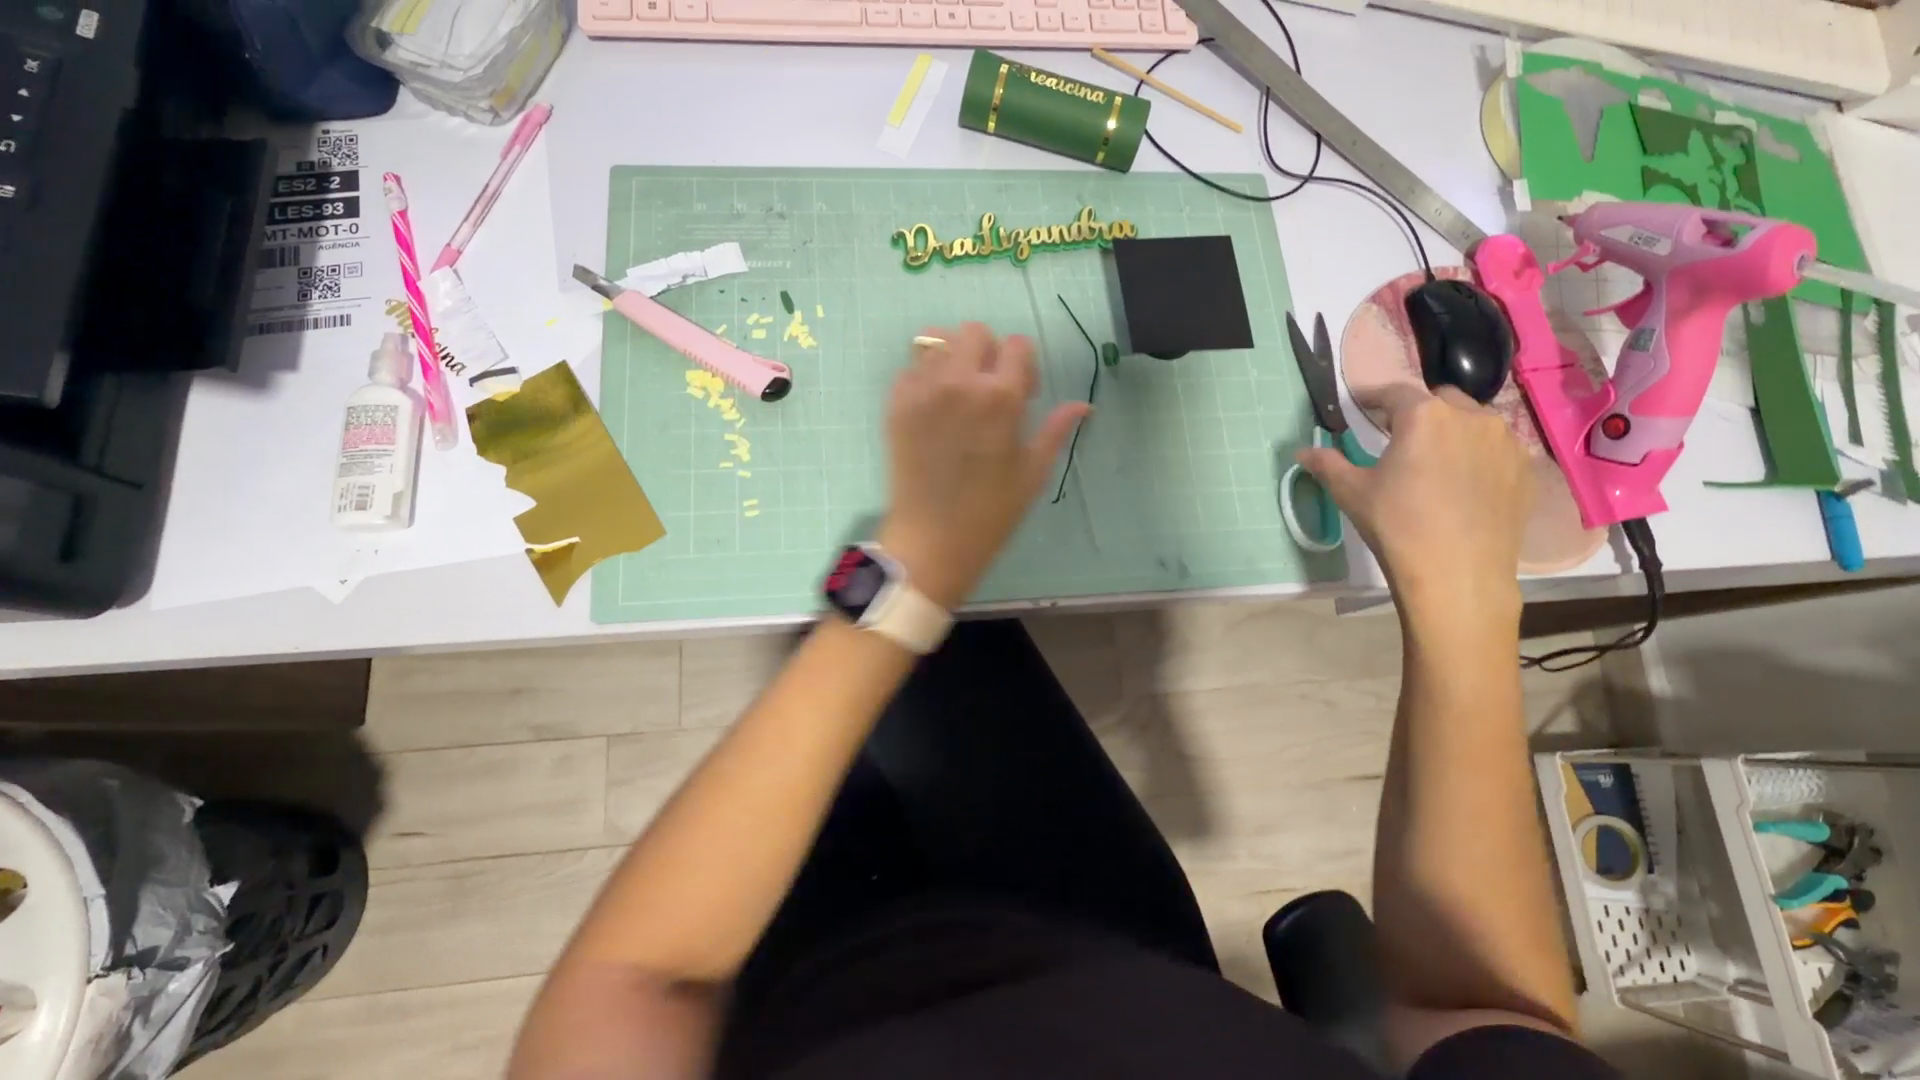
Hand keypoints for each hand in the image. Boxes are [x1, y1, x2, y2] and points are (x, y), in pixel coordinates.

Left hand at [877, 324, 1091, 608]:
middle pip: (973, 332)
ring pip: (936, 341)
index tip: (1023, 394)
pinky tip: (932, 409)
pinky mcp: (896, 404)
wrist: (931, 541)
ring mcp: (923, 390)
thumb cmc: (991, 513)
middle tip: (989, 389)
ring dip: (952, 358)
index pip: (1018, 345)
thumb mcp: (1032, 472)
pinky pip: (910, 368)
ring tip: (958, 392)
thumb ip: (1055, 430)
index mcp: (1001, 397)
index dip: (1024, 366)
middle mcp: (960, 382)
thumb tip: (1083, 405)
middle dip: (987, 352)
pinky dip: (924, 377)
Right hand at [1297, 386, 1531, 627]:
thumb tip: (1303, 451)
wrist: (1458, 575)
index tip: (1363, 407)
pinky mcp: (1526, 470)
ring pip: (1474, 423)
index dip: (1375, 398)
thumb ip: (1327, 464)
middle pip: (1440, 400)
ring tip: (1437, 464)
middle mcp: (1471, 417)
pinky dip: (1479, 459)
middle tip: (1401, 440)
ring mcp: (1506, 442)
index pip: (1394, 392)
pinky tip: (1466, 487)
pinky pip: (1498, 451)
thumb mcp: (1352, 493)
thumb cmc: (1397, 526)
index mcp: (1424, 415)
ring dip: (1453, 433)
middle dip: (1420, 413)